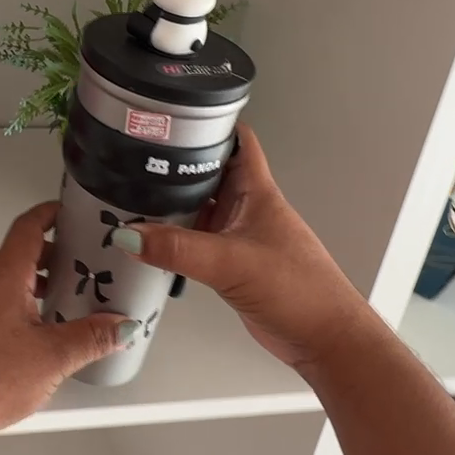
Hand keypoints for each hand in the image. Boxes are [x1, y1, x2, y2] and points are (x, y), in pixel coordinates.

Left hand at [0, 202, 132, 434]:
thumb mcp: (52, 356)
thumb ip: (91, 337)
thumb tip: (120, 325)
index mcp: (4, 275)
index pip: (27, 227)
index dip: (50, 214)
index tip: (70, 211)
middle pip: (21, 253)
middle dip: (54, 254)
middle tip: (85, 262)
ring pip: (10, 279)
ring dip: (39, 281)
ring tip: (71, 297)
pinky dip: (24, 301)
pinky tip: (42, 328)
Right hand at [118, 123, 378, 374]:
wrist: (326, 342)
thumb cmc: (300, 291)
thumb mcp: (231, 263)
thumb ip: (178, 248)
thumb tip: (128, 234)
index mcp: (257, 191)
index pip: (237, 141)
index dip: (211, 121)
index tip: (176, 112)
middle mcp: (247, 207)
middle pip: (209, 171)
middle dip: (177, 161)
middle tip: (137, 151)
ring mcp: (239, 235)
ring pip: (201, 205)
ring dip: (173, 200)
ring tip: (132, 190)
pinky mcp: (232, 262)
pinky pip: (197, 238)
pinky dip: (175, 234)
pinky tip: (151, 238)